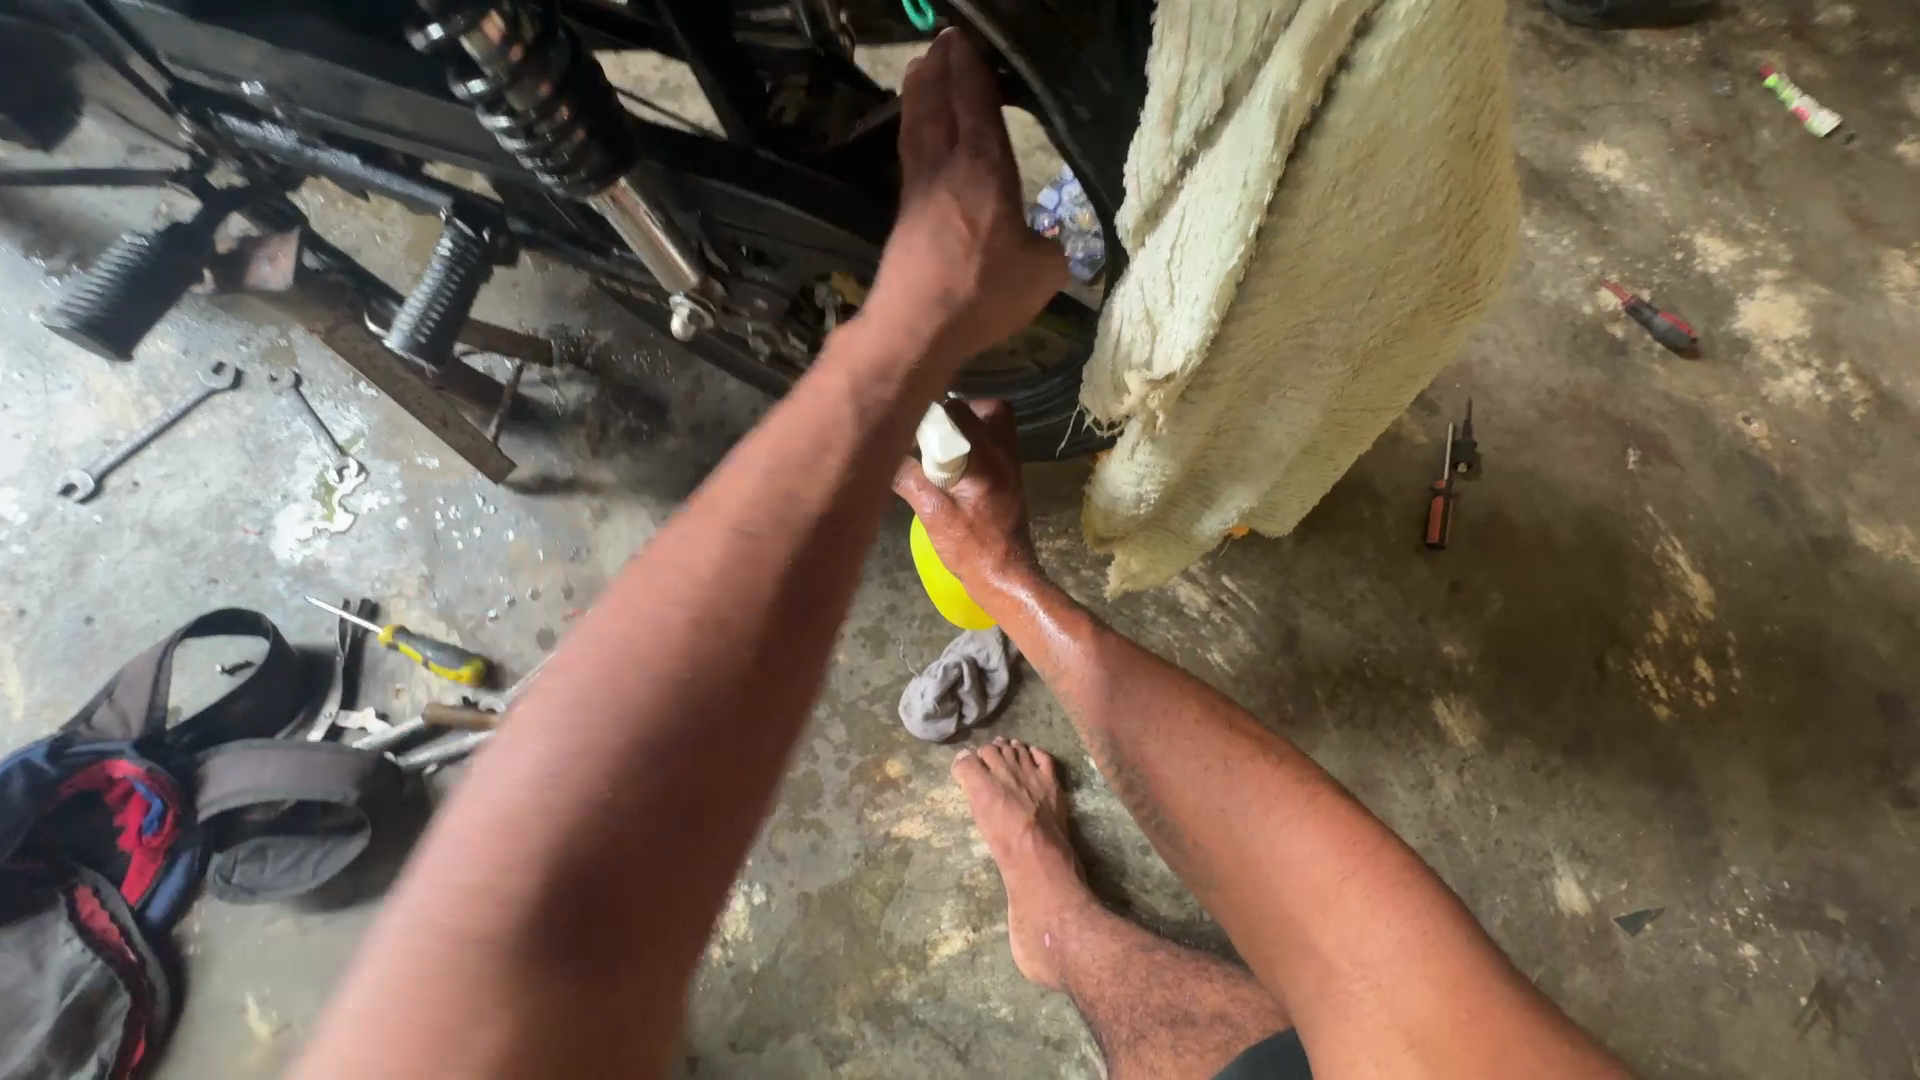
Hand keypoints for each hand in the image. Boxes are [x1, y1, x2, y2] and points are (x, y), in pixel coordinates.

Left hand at [862, 30, 1069, 375]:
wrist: (917, 329)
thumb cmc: (983, 297)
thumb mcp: (1042, 275)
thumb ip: (1054, 247)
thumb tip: (1052, 241)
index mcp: (985, 169)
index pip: (976, 100)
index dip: (972, 66)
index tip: (969, 39)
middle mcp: (947, 165)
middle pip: (938, 99)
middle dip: (942, 64)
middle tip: (946, 40)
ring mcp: (919, 187)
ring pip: (916, 121)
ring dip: (920, 88)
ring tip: (923, 66)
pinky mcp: (903, 211)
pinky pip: (909, 149)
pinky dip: (912, 124)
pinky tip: (915, 126)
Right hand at [892, 398, 1042, 601]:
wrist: (1005, 575)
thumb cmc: (970, 547)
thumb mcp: (932, 514)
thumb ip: (909, 479)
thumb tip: (884, 455)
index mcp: (985, 456)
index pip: (958, 410)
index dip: (931, 413)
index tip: (911, 426)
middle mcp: (1004, 452)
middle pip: (985, 408)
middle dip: (953, 412)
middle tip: (928, 431)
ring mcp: (1012, 463)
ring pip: (996, 423)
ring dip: (968, 425)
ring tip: (940, 444)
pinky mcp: (1010, 476)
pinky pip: (996, 442)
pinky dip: (976, 442)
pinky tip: (953, 464)